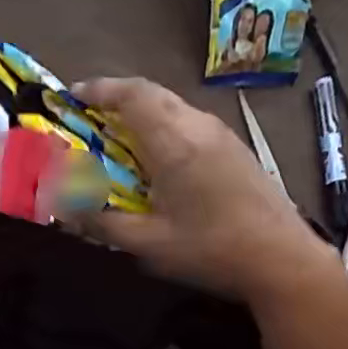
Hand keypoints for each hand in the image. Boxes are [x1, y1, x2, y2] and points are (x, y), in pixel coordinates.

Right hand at [76, 77, 327, 303]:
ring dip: (141, 115)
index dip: (99, 90)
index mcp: (174, 142)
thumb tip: (66, 212)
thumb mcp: (149, 244)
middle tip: (89, 120)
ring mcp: (221, 136)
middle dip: (116, 100)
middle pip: (152, 94)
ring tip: (118, 140)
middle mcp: (198, 126)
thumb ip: (104, 224)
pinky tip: (156, 161)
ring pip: (173, 107)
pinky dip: (163, 129)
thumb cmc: (211, 250)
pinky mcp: (234, 150)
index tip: (72, 97)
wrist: (281, 258)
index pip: (132, 95)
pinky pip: (189, 124)